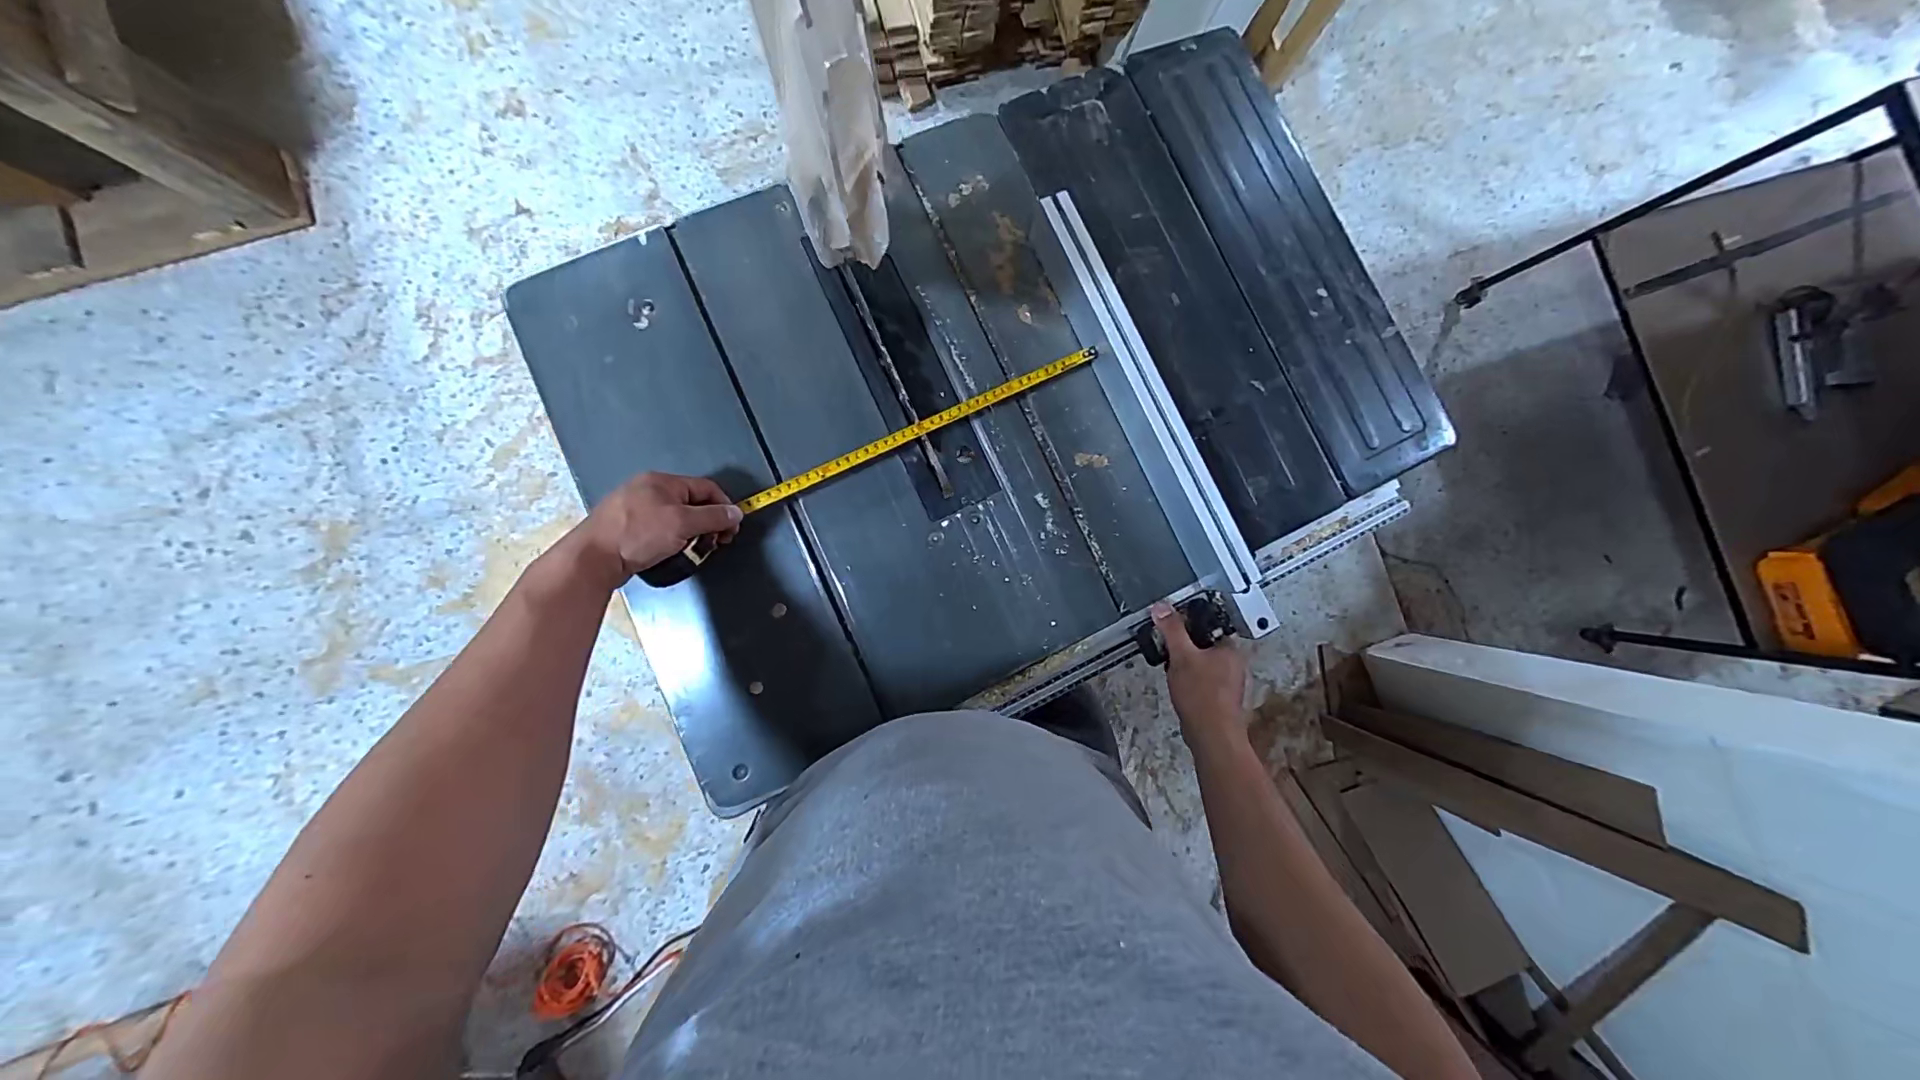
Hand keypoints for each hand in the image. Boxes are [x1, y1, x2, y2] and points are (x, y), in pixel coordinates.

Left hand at [573, 471, 742, 586]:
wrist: (594, 558)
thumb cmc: (637, 536)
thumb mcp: (683, 524)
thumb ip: (713, 517)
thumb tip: (735, 512)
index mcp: (662, 481)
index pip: (706, 488)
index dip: (724, 507)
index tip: (731, 528)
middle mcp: (648, 489)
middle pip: (692, 502)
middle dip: (708, 522)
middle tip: (715, 541)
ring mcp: (635, 507)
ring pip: (677, 517)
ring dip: (691, 533)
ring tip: (692, 549)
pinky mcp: (627, 526)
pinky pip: (660, 528)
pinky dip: (672, 538)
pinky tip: (671, 551)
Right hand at [1152, 601, 1248, 738]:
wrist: (1211, 734)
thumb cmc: (1201, 695)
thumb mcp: (1181, 656)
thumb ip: (1172, 630)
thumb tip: (1162, 608)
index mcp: (1230, 649)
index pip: (1208, 626)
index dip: (1187, 626)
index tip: (1170, 630)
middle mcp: (1234, 664)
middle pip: (1204, 645)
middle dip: (1184, 648)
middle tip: (1170, 653)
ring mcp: (1229, 683)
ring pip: (1202, 664)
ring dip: (1186, 666)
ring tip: (1173, 672)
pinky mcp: (1221, 698)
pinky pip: (1203, 681)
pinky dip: (1190, 682)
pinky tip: (1180, 690)